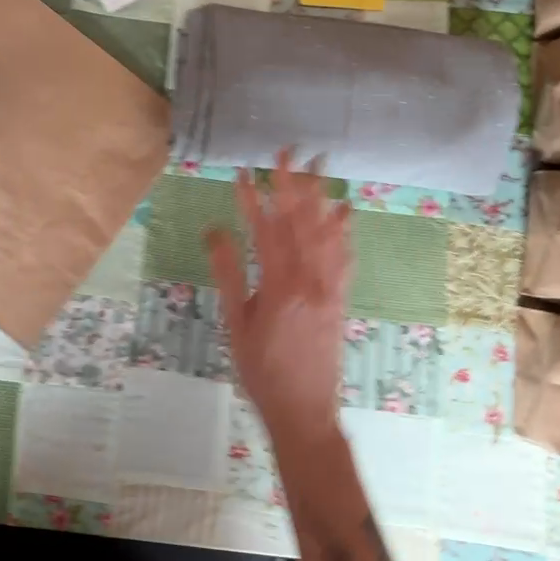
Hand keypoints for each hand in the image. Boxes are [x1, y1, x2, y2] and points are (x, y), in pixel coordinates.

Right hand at [208, 148, 353, 442]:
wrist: (304, 410)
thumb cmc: (261, 369)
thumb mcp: (235, 323)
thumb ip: (228, 274)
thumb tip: (214, 231)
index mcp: (280, 285)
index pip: (265, 229)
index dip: (253, 198)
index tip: (243, 171)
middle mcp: (311, 279)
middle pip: (302, 222)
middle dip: (293, 183)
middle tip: (288, 151)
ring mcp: (329, 288)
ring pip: (327, 233)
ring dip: (321, 197)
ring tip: (318, 167)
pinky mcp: (339, 298)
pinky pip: (344, 256)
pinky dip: (343, 230)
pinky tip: (344, 211)